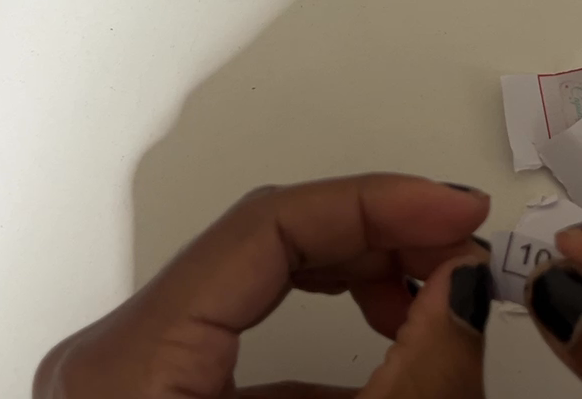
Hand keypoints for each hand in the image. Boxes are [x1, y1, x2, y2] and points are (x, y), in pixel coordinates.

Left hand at [34, 174, 495, 398]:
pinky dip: (329, 340)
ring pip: (265, 285)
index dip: (373, 203)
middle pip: (269, 245)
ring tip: (432, 289)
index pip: (268, 227)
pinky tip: (387, 344)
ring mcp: (138, 379)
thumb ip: (416, 376)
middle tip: (455, 244)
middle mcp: (118, 358)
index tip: (450, 209)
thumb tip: (463, 282)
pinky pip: (255, 343)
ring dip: (358, 279)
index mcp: (130, 365)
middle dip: (376, 237)